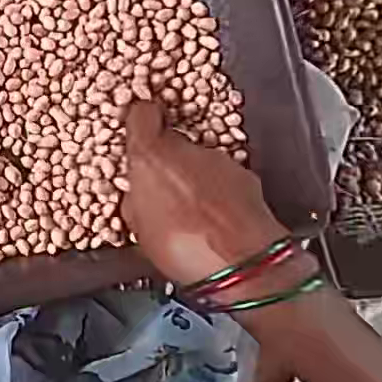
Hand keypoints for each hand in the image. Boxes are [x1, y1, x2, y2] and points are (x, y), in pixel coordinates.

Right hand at [120, 99, 287, 285]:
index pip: (141, 115)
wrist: (244, 266)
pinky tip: (209, 220)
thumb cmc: (183, 247)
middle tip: (157, 191)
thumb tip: (139, 193)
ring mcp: (220, 162)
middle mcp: (187, 150)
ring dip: (190, 180)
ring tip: (185, 213)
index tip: (135, 131)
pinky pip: (221, 179)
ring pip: (197, 162)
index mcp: (150, 155)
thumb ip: (135, 197)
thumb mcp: (137, 226)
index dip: (138, 122)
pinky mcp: (246, 178)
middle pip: (170, 143)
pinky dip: (215, 193)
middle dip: (163, 162)